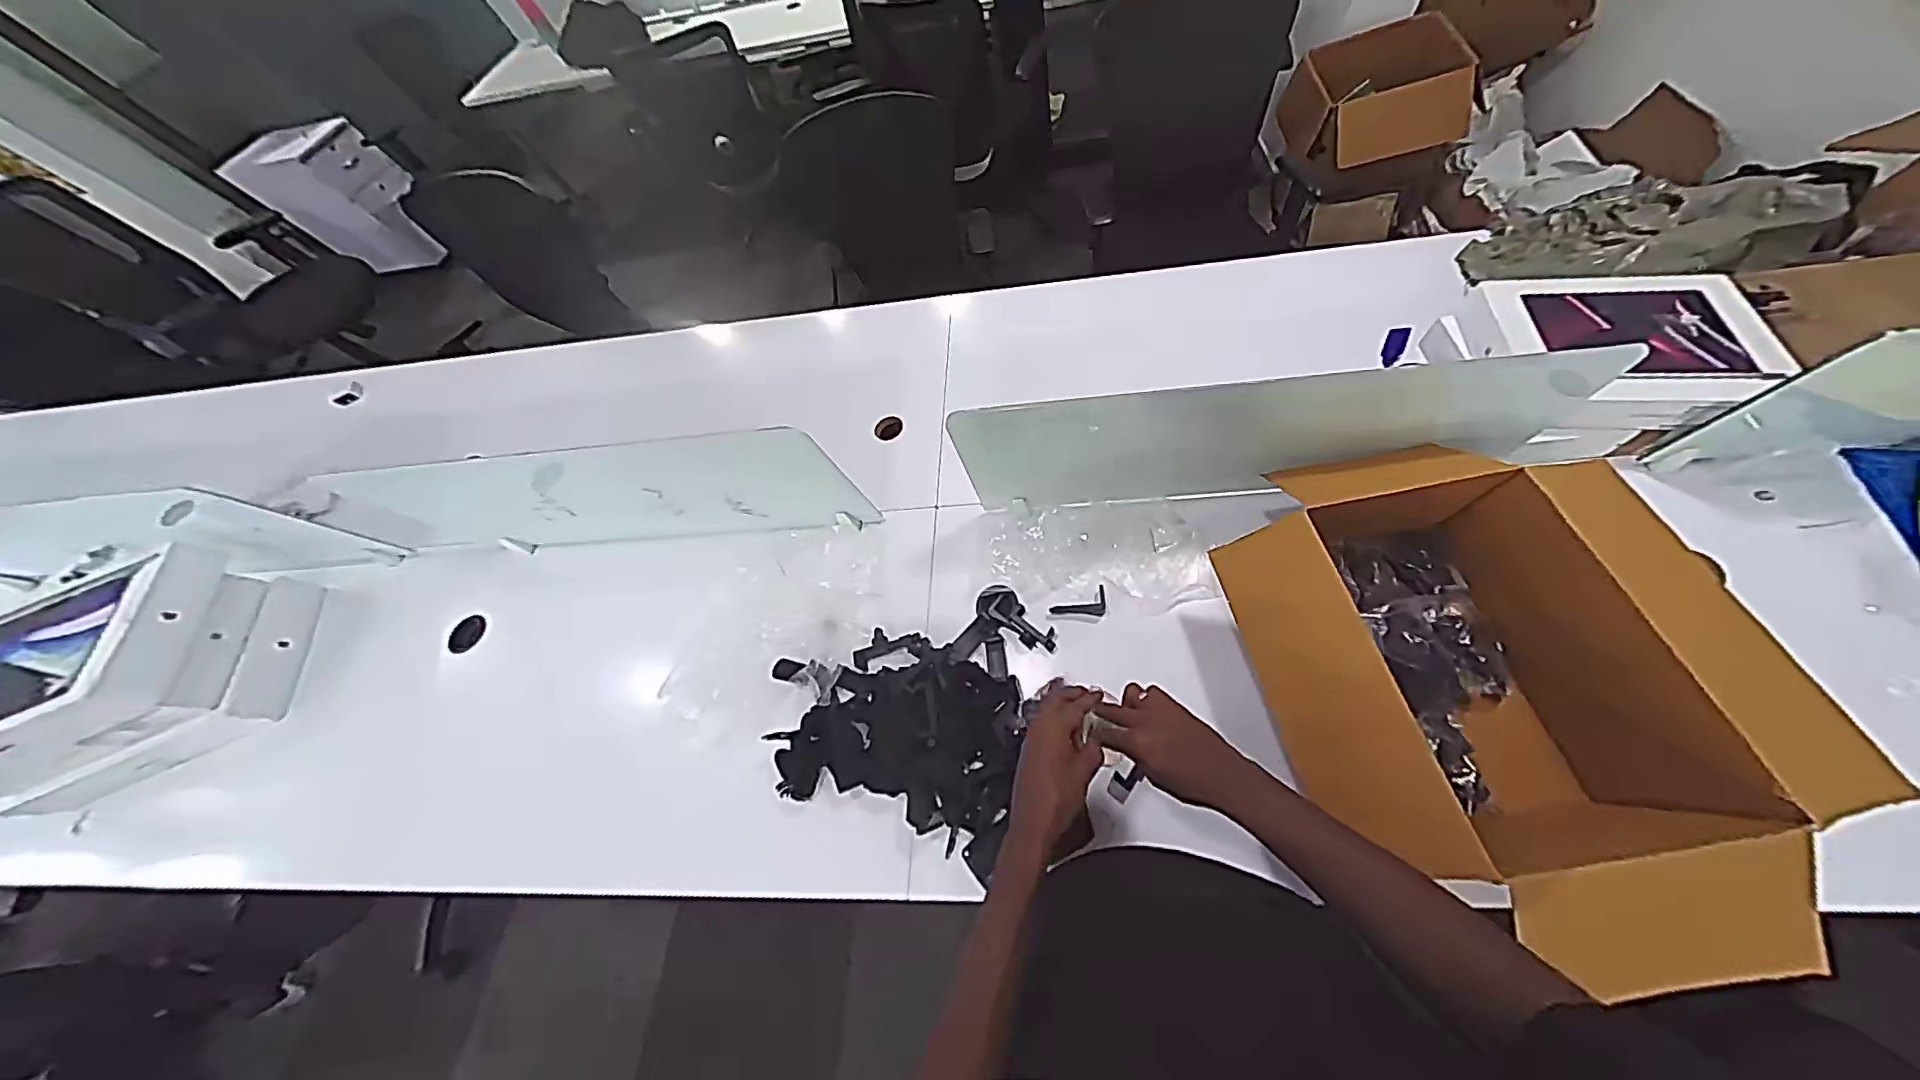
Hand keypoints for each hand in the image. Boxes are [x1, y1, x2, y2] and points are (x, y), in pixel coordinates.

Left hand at [1006, 684, 1103, 861]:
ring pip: (1045, 711)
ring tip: (1075, 705)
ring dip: (1060, 704)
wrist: (1033, 823)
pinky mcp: (1028, 751)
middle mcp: (1038, 731)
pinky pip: (1041, 724)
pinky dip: (1053, 719)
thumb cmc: (1054, 803)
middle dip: (1071, 694)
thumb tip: (1096, 743)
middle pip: (1055, 701)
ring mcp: (1030, 741)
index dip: (1088, 699)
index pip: (1074, 706)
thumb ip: (1092, 751)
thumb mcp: (1084, 773)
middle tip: (1086, 693)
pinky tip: (1063, 729)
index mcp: (1054, 730)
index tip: (1097, 695)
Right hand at [1092, 685, 1257, 810]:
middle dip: (1101, 712)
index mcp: (1136, 744)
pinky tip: (1148, 707)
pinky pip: (1152, 692)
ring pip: (1131, 694)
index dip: (1095, 734)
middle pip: (1111, 709)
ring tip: (1125, 710)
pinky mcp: (1173, 706)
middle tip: (1097, 715)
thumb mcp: (1153, 776)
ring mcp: (1159, 710)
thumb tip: (1128, 751)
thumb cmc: (1193, 782)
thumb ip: (1135, 758)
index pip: (1104, 733)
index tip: (1093, 733)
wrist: (1221, 774)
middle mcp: (1145, 723)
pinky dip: (1147, 698)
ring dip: (1125, 702)